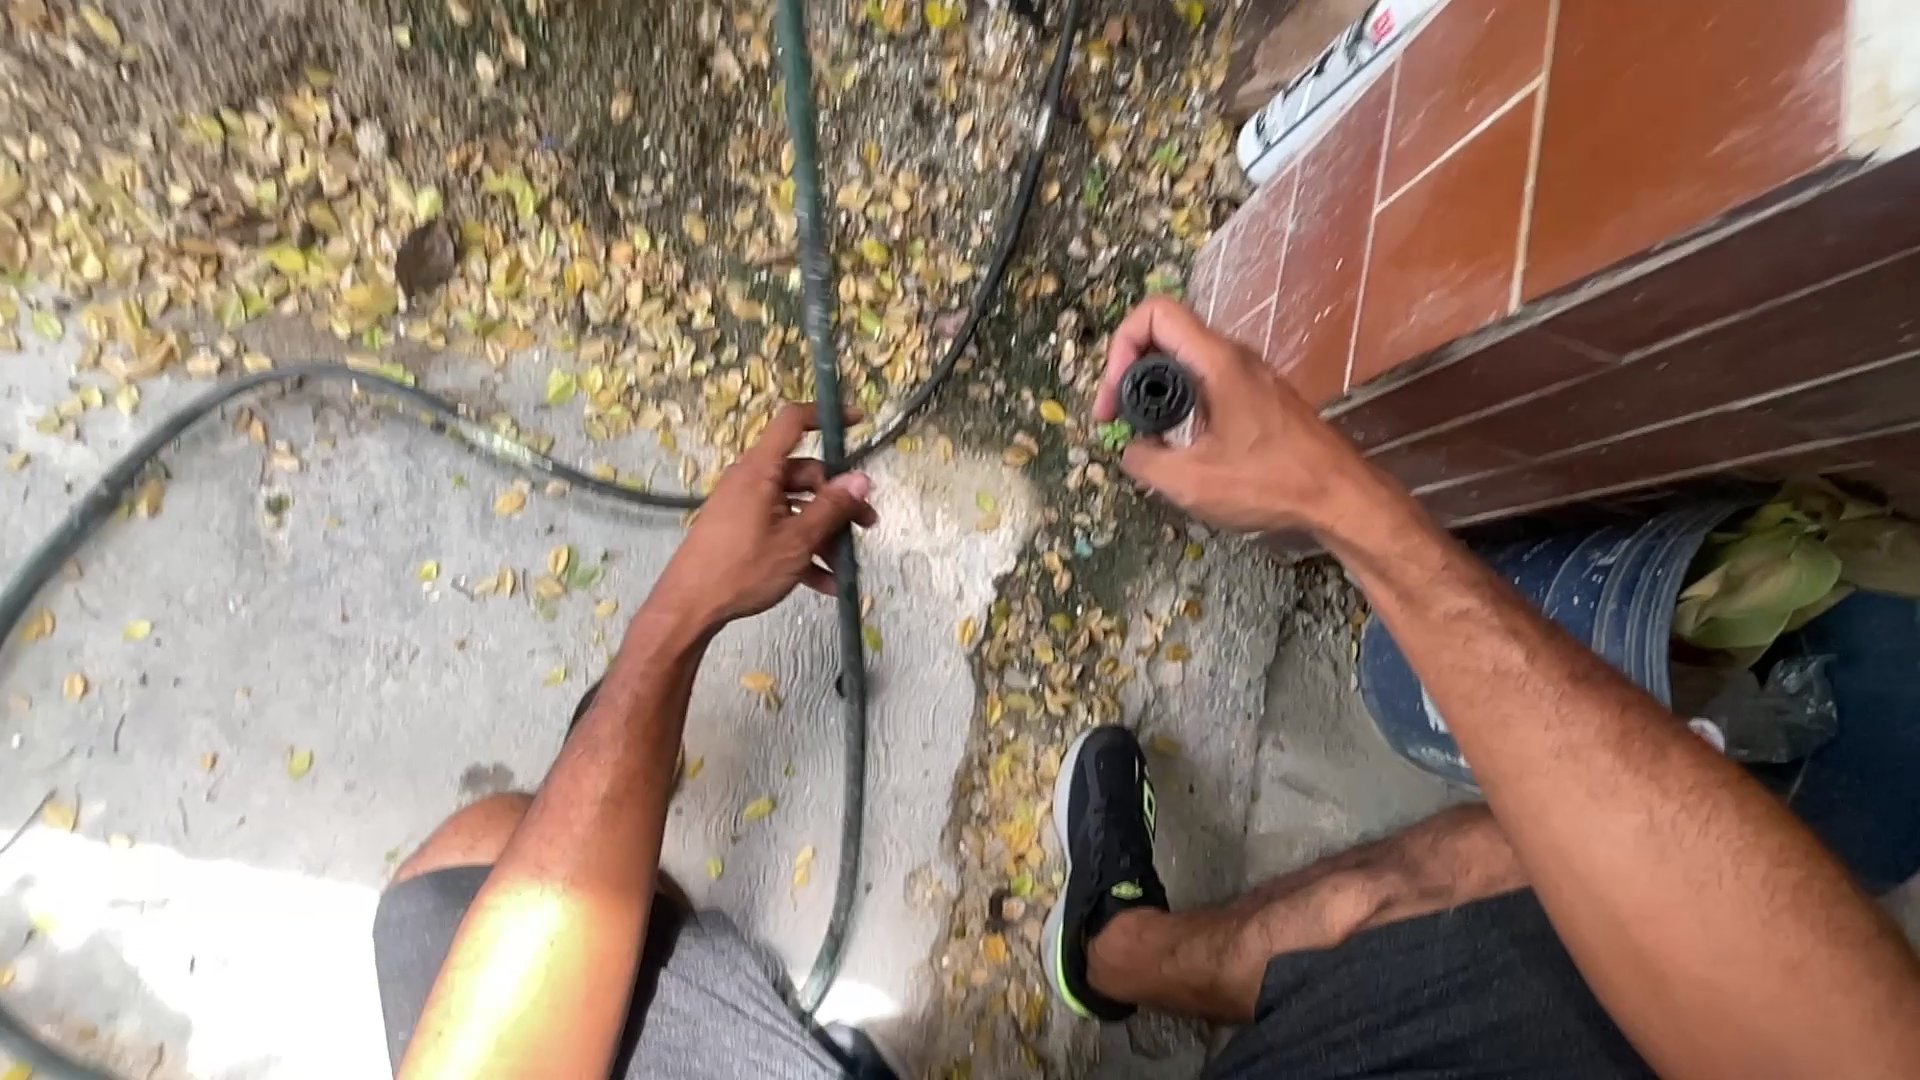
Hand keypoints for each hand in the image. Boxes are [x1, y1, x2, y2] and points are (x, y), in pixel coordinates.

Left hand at [646, 403, 877, 634]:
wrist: (688, 608)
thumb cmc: (742, 569)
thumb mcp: (797, 540)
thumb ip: (831, 508)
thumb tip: (861, 479)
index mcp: (760, 470)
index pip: (793, 423)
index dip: (826, 416)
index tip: (858, 421)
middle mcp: (752, 481)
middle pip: (806, 475)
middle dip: (839, 501)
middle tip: (867, 525)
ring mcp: (745, 507)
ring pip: (797, 508)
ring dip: (825, 533)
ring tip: (845, 565)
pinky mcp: (741, 531)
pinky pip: (781, 530)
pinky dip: (803, 550)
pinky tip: (823, 582)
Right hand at [1093, 296, 1372, 533]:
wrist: (1339, 494)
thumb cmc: (1268, 483)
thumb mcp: (1190, 482)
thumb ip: (1144, 461)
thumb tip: (1132, 450)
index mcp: (1215, 361)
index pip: (1154, 314)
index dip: (1120, 346)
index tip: (1115, 396)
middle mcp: (1231, 356)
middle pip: (1162, 335)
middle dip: (1127, 371)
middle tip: (1117, 419)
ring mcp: (1246, 373)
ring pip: (1181, 359)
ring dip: (1151, 389)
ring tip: (1142, 433)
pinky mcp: (1254, 394)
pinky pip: (1201, 380)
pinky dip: (1176, 401)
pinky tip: (1176, 442)